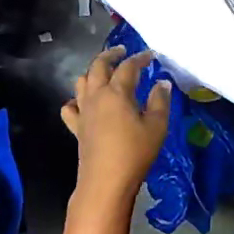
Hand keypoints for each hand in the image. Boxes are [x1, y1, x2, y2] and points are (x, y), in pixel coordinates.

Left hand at [62, 47, 171, 200]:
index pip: (128, 67)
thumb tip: (162, 83)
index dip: (140, 58)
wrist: (106, 180)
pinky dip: (76, 100)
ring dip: (92, 72)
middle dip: (110, 55)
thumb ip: (160, 101)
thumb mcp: (157, 127)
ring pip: (82, 82)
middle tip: (122, 52)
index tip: (150, 56)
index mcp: (116, 92)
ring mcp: (83, 111)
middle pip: (98, 66)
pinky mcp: (76, 127)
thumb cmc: (135, 152)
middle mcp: (96, 96)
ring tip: (104, 73)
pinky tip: (84, 103)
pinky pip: (70, 107)